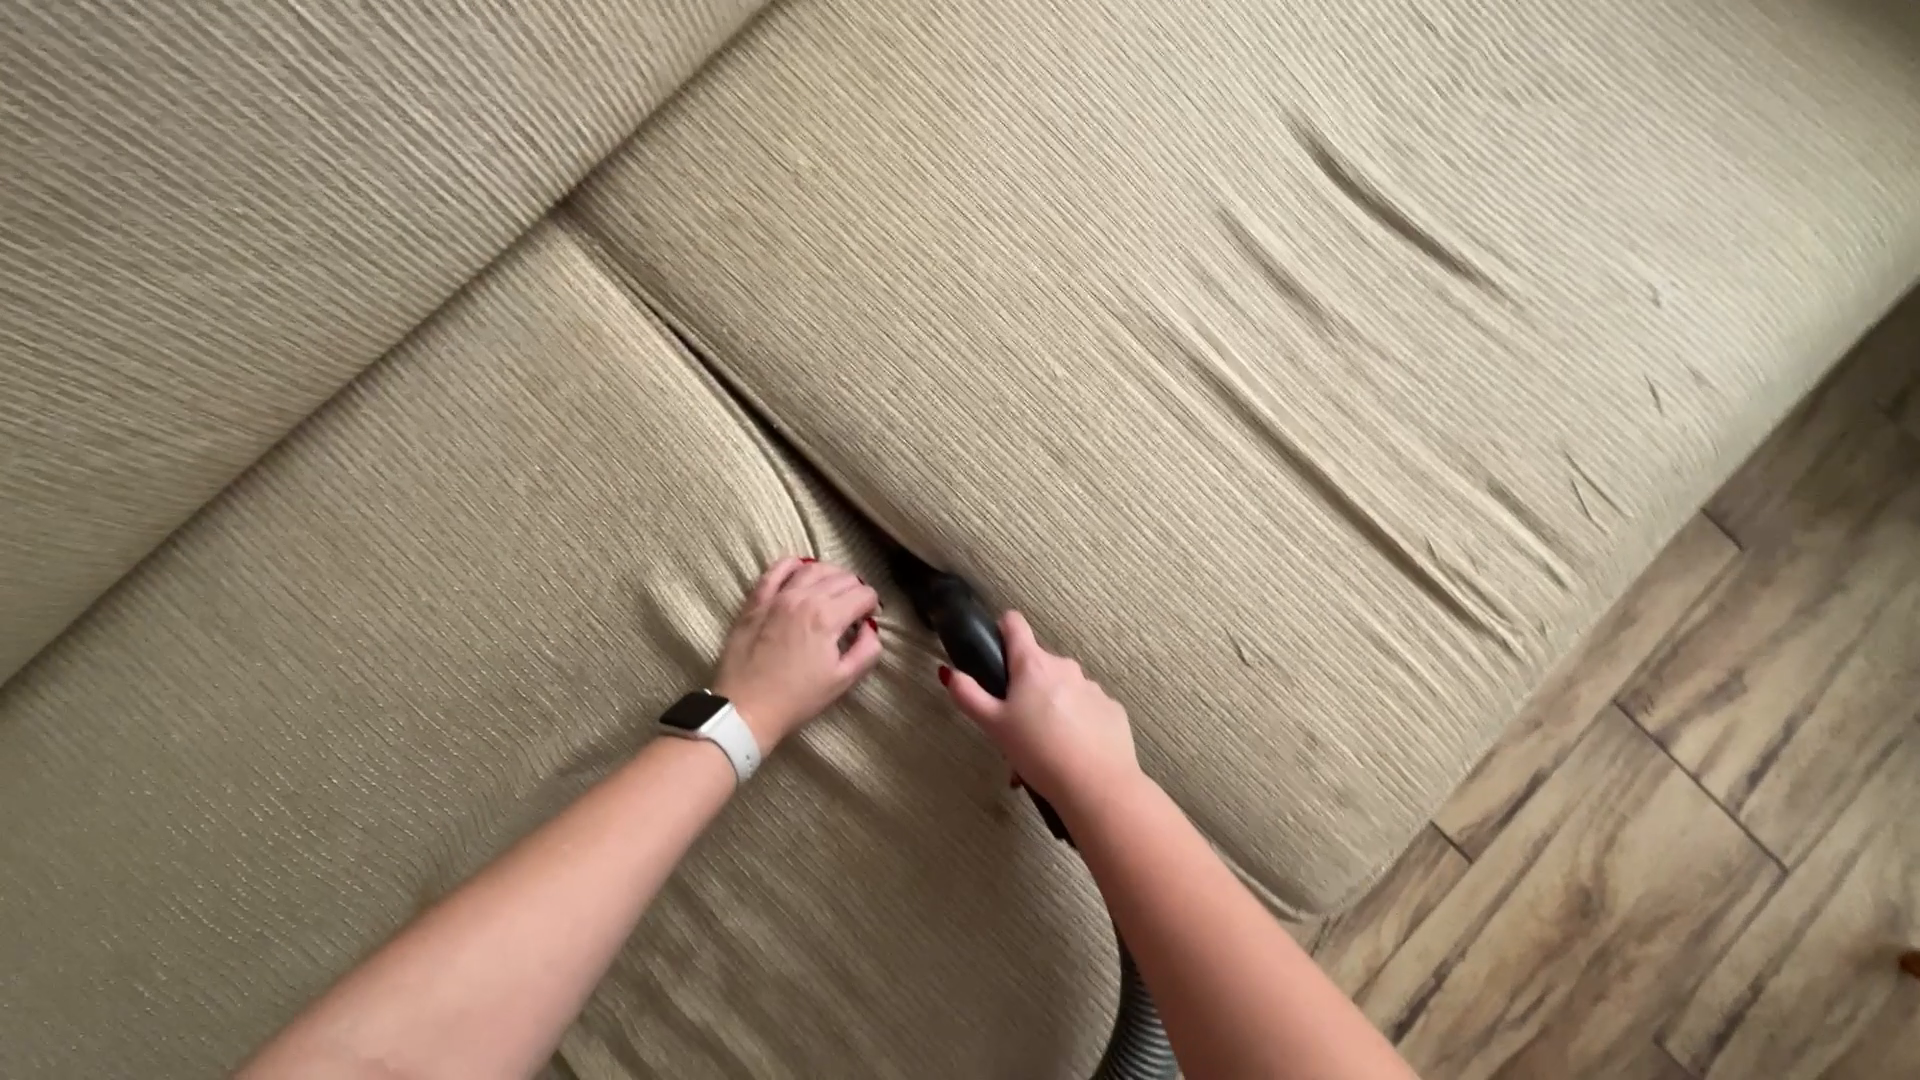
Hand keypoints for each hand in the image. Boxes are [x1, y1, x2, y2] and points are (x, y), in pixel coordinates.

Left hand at [712, 557, 881, 749]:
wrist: (746, 709)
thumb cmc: (797, 699)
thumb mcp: (842, 680)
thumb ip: (867, 650)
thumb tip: (871, 629)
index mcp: (828, 617)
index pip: (863, 594)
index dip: (873, 605)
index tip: (869, 619)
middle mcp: (804, 598)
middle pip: (842, 578)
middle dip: (855, 590)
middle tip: (855, 608)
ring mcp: (776, 596)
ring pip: (812, 568)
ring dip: (831, 574)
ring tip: (834, 589)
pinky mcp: (755, 601)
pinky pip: (775, 570)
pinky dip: (792, 564)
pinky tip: (800, 569)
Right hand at [939, 611, 1140, 817]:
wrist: (1096, 786)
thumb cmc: (1039, 753)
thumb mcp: (993, 726)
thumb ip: (968, 695)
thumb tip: (950, 673)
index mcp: (1033, 665)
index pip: (1014, 623)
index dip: (1001, 630)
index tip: (996, 650)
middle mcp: (1065, 667)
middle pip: (1037, 665)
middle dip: (1024, 688)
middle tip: (1014, 725)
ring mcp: (1092, 687)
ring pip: (1062, 689)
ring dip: (1050, 709)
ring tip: (1041, 748)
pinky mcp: (1111, 709)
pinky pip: (1087, 708)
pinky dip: (1076, 722)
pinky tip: (1070, 751)